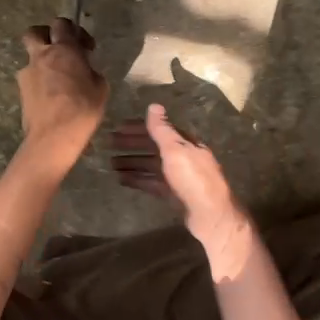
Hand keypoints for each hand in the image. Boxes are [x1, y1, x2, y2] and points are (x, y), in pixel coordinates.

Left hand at [17, 18, 107, 171]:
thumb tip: (84, 71)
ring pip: (31, 57)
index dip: (73, 30)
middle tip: (58, 49)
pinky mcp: (21, 90)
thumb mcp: (100, 87)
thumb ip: (90, 71)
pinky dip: (39, 82)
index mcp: (64, 50)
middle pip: (34, 32)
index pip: (62, 24)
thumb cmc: (83, 109)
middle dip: (45, 35)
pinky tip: (50, 98)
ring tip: (56, 81)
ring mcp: (27, 72)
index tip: (84, 46)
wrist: (54, 136)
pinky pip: (30, 78)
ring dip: (42, 62)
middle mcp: (42, 55)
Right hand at [111, 104, 253, 279]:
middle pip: (153, 147)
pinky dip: (138, 180)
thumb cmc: (193, 178)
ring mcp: (177, 177)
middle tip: (110, 143)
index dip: (138, 128)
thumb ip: (162, 129)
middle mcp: (182, 157)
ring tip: (111, 163)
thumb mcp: (176, 150)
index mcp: (185, 144)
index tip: (118, 128)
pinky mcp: (173, 194)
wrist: (209, 214)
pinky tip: (122, 180)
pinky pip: (152, 183)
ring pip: (151, 166)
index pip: (159, 130)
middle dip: (132, 145)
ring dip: (132, 162)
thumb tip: (154, 105)